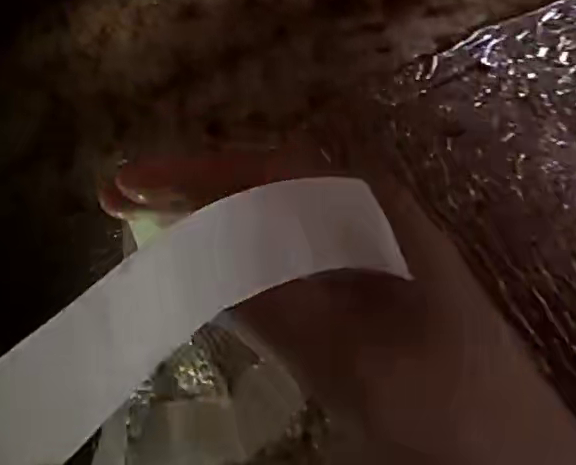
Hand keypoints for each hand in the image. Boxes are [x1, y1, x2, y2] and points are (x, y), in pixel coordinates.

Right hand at [102, 149, 575, 463]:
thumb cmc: (455, 409)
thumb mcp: (360, 360)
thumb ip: (274, 301)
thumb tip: (185, 245)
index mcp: (367, 204)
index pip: (261, 167)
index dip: (189, 171)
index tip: (125, 181)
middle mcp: (359, 210)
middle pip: (258, 180)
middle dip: (189, 186)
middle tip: (121, 195)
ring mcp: (357, 246)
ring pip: (264, 214)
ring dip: (207, 214)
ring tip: (147, 218)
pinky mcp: (352, 285)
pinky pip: (278, 251)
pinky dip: (233, 251)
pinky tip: (207, 263)